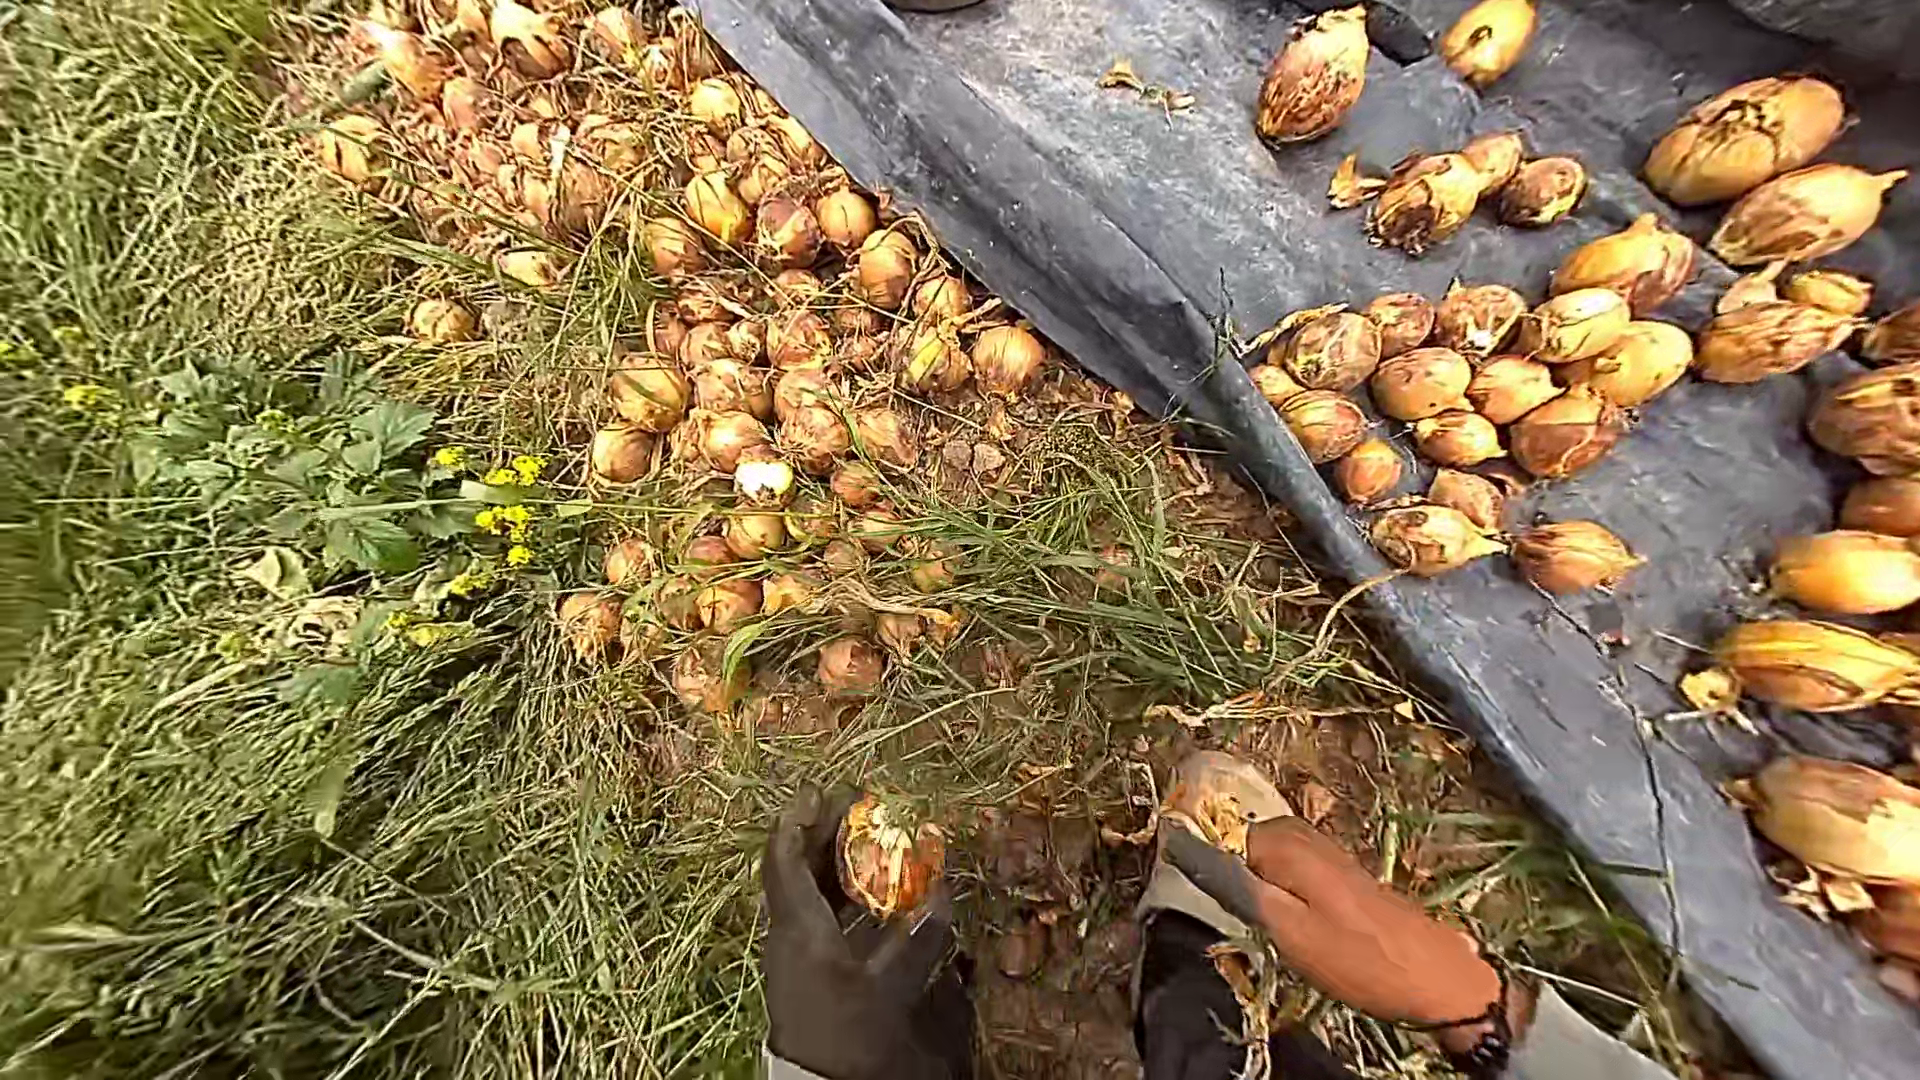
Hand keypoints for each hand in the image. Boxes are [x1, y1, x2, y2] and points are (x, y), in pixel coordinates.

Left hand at [761, 786, 957, 1079]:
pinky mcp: (810, 963)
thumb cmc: (846, 1036)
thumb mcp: (886, 990)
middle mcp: (792, 930)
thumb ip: (918, 941)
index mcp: (798, 927)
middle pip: (798, 865)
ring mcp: (798, 947)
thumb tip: (944, 896)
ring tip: (865, 833)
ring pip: (808, 885)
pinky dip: (840, 885)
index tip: (818, 791)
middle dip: (823, 829)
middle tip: (854, 804)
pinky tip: (869, 884)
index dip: (796, 821)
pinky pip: (819, 906)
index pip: (783, 860)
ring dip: (833, 855)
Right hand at [1165, 818, 1526, 1051]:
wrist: (1439, 978)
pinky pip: (1282, 865)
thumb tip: (1179, 843)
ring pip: (1258, 859)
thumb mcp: (1285, 927)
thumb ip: (1232, 883)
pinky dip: (1280, 889)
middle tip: (1261, 927)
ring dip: (1259, 889)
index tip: (1229, 912)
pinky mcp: (1329, 860)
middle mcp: (1292, 828)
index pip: (1212, 842)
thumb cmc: (1356, 958)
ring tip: (1283, 928)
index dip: (1210, 875)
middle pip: (1235, 848)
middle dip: (1237, 882)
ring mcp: (1314, 842)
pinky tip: (1302, 922)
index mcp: (1277, 840)